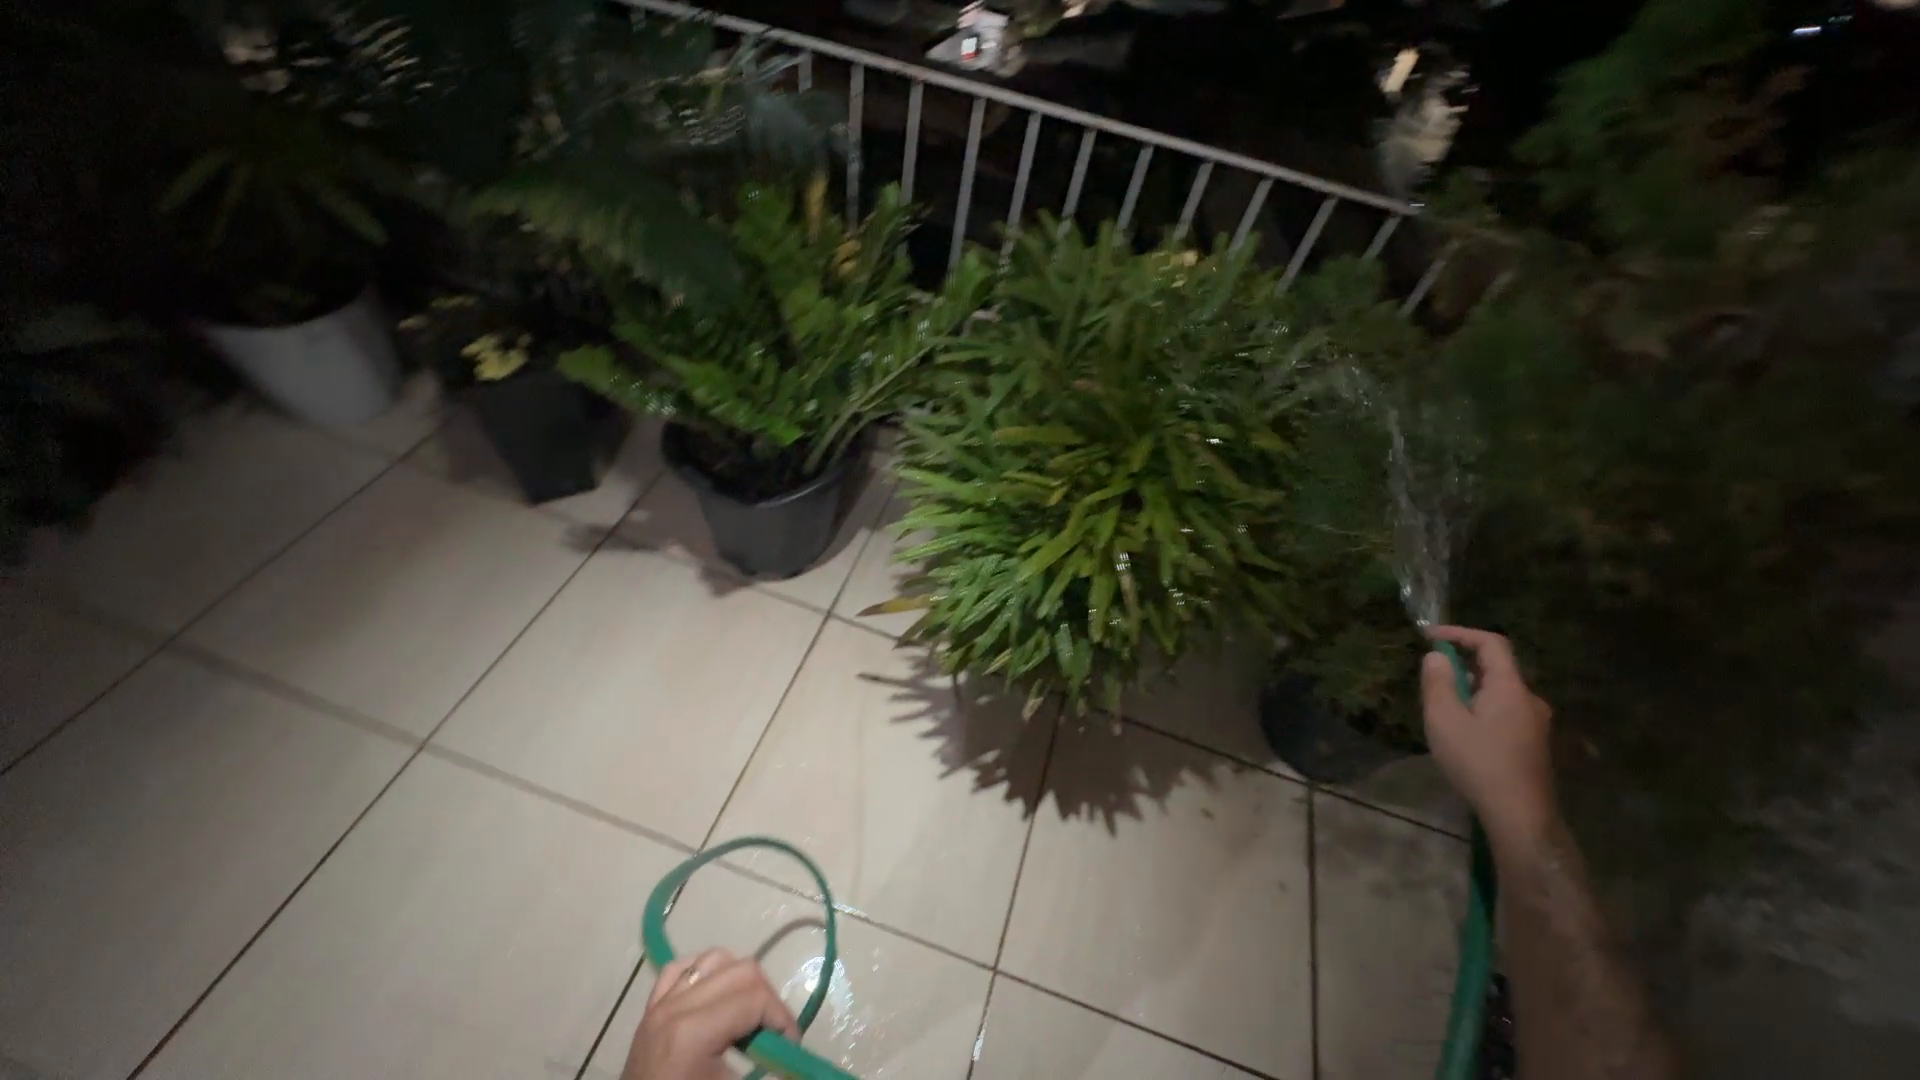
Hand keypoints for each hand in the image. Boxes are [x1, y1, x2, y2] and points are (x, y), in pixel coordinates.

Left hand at [621, 948, 798, 1079]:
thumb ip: (768, 1068)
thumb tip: (794, 1057)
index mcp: (693, 1033)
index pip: (756, 999)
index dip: (783, 1019)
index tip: (791, 1047)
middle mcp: (676, 1007)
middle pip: (742, 970)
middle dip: (768, 998)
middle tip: (774, 1033)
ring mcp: (660, 1005)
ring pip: (715, 959)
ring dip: (740, 981)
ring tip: (746, 1016)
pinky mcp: (650, 1009)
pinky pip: (682, 969)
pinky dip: (705, 974)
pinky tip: (715, 996)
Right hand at [1419, 625, 1556, 853]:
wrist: (1521, 815)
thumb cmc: (1478, 762)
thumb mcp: (1444, 719)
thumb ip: (1438, 683)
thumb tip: (1437, 656)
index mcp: (1511, 688)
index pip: (1491, 643)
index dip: (1460, 634)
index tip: (1429, 637)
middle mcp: (1530, 699)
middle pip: (1496, 668)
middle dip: (1461, 666)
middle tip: (1430, 681)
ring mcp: (1536, 723)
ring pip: (1499, 693)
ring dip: (1470, 691)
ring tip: (1442, 711)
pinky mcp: (1535, 743)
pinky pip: (1505, 712)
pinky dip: (1481, 709)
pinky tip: (1463, 734)